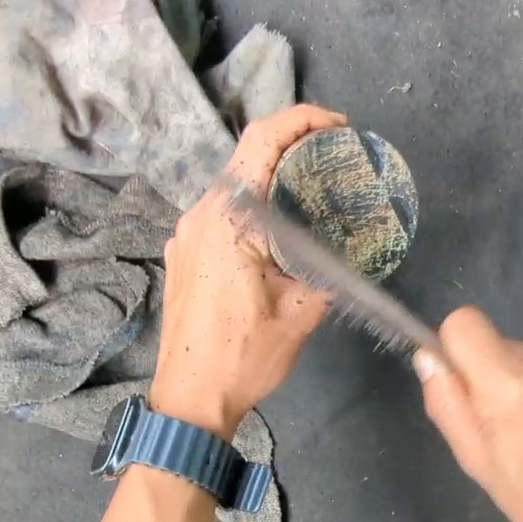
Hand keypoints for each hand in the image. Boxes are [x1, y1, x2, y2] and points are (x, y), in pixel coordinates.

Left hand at [151, 104, 348, 437]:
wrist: (189, 401)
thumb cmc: (242, 359)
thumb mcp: (299, 315)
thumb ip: (322, 274)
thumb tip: (340, 259)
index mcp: (227, 221)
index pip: (261, 141)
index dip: (301, 120)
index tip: (337, 127)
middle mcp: (198, 217)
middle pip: (246, 162)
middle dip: (293, 153)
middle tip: (333, 163)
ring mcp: (184, 237)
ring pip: (234, 192)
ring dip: (272, 186)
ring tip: (312, 199)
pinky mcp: (182, 258)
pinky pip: (221, 219)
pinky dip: (253, 213)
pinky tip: (278, 235)